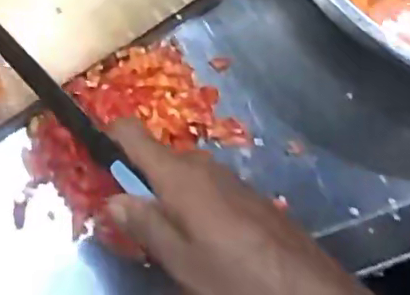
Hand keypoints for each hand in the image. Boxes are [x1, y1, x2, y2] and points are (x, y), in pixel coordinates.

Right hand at [104, 119, 365, 294]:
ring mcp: (228, 177)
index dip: (107, 134)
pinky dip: (196, 206)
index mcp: (176, 172)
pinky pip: (208, 188)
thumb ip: (143, 225)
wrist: (315, 294)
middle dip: (140, 181)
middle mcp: (199, 163)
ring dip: (170, 197)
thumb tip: (111, 199)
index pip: (130, 130)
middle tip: (135, 221)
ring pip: (182, 175)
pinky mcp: (250, 196)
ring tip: (174, 240)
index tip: (94, 155)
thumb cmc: (237, 276)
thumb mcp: (182, 261)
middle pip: (155, 157)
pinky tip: (210, 244)